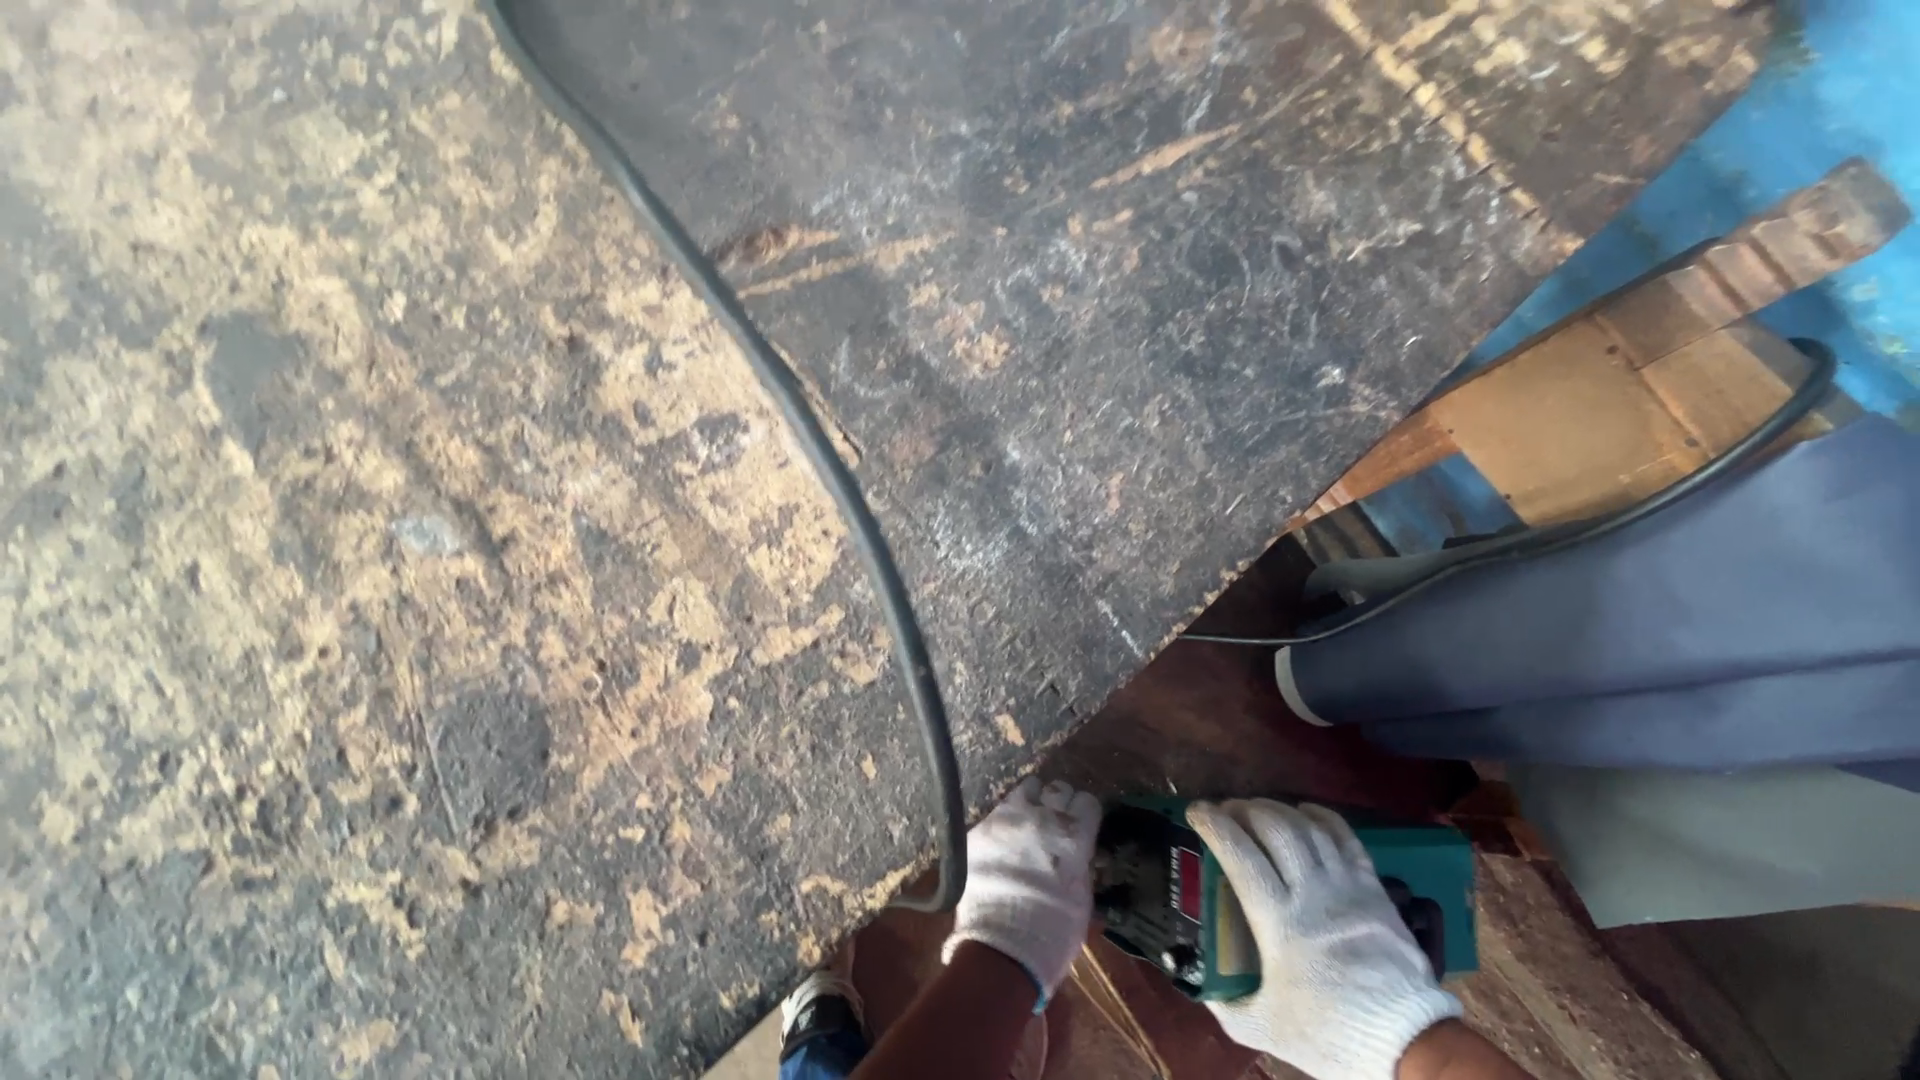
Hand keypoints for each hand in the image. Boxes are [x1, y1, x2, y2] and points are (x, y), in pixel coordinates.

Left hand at [942, 777, 1101, 1006]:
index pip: (1087, 802)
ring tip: (1025, 823)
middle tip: (1053, 820)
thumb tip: (1076, 854)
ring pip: (1024, 791)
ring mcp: (1007, 820)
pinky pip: (996, 814)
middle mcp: (1042, 818)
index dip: (1083, 813)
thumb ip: (1078, 863)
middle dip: (1058, 802)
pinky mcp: (980, 830)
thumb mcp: (1081, 895)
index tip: (1080, 823)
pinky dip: (1002, 825)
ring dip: (1029, 804)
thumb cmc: (1054, 933)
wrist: (1003, 949)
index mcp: (1074, 836)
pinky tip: (1001, 844)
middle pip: (1057, 789)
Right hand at [1187, 800, 1461, 1079]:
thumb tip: (1202, 983)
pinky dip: (1322, 817)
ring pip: (1307, 828)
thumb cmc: (1329, 1032)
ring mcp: (1346, 887)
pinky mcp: (1374, 889)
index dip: (1214, 824)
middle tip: (1227, 812)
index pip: (1240, 854)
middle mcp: (1311, 892)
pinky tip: (1305, 811)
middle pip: (1274, 829)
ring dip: (1277, 810)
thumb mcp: (1262, 1027)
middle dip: (1244, 810)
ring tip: (1258, 810)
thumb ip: (1224, 1004)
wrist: (1407, 1043)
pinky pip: (1346, 838)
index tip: (1198, 811)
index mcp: (1278, 921)